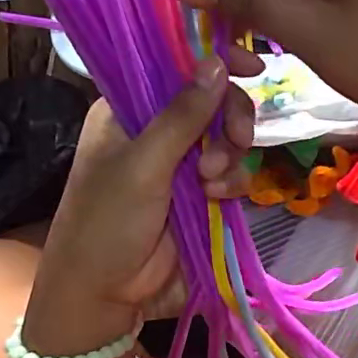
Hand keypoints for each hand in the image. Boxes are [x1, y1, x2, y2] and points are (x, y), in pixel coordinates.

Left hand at [34, 61, 254, 323]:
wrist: (104, 295)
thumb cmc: (105, 222)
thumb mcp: (142, 165)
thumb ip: (183, 115)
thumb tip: (218, 61)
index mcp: (129, 109)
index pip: (176, 67)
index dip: (215, 62)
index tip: (252, 65)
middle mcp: (158, 130)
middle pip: (213, 102)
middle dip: (230, 119)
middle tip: (238, 139)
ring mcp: (182, 164)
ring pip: (228, 139)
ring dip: (230, 156)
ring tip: (212, 182)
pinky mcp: (203, 196)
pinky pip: (233, 175)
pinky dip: (232, 183)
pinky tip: (218, 198)